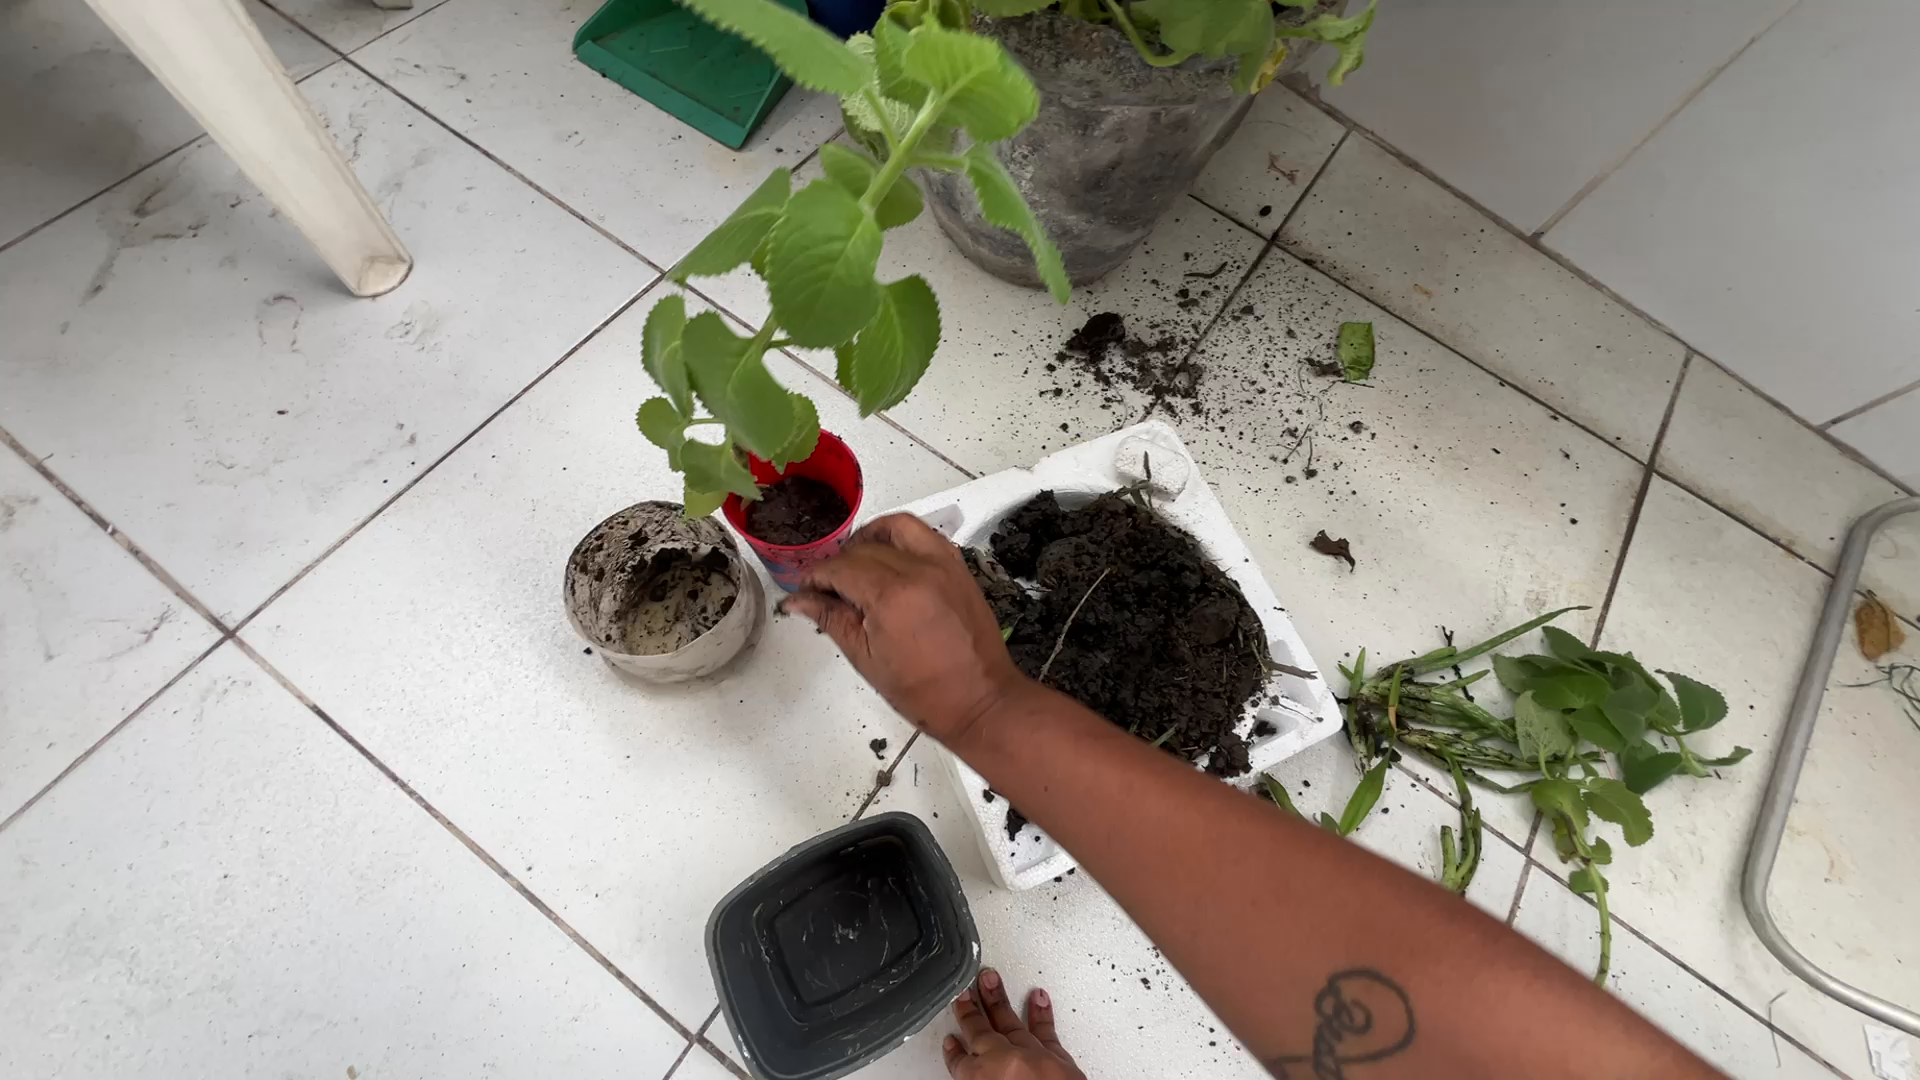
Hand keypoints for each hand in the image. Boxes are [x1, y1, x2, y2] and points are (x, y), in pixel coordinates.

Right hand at [782, 514, 1030, 747]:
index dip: (816, 576)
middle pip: (864, 548)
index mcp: (891, 596)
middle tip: (826, 586)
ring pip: (898, 527)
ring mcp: (943, 564)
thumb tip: (798, 600)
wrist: (980, 699)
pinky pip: (926, 535)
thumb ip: (831, 620)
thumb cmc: (923, 691)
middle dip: (838, 563)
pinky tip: (891, 559)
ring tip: (857, 561)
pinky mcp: (959, 567)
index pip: (841, 568)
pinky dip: (904, 538)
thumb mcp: (866, 658)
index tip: (805, 589)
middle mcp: (918, 570)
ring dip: (871, 537)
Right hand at [944, 969, 1083, 1079]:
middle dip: (970, 1012)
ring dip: (998, 1001)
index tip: (950, 1041)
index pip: (959, 1064)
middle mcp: (1003, 1063)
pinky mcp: (1059, 1060)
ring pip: (1010, 1022)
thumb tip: (975, 1078)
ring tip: (991, 979)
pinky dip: (1041, 1015)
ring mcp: (1032, 1057)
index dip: (953, 1053)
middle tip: (964, 992)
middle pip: (981, 1033)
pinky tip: (1038, 998)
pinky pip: (1047, 1033)